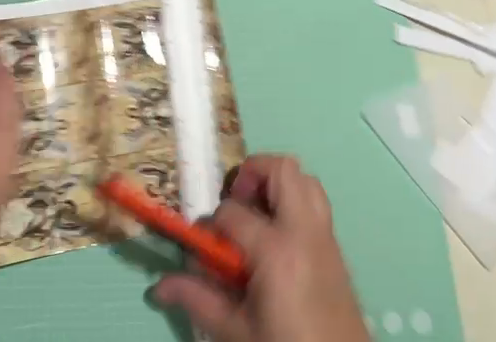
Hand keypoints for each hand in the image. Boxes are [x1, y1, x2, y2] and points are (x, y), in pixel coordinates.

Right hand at [151, 155, 367, 341]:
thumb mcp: (237, 332)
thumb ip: (198, 300)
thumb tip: (159, 286)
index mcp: (276, 250)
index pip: (230, 212)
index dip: (209, 227)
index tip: (204, 251)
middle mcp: (303, 231)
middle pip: (281, 169)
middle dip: (251, 175)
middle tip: (234, 204)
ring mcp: (324, 236)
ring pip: (304, 179)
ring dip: (277, 185)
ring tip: (256, 214)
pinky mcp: (336, 248)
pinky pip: (315, 203)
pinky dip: (294, 202)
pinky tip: (276, 238)